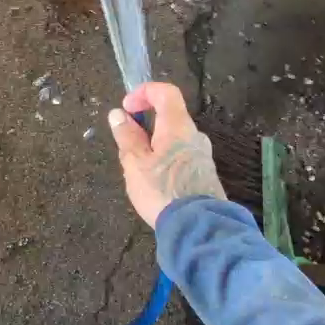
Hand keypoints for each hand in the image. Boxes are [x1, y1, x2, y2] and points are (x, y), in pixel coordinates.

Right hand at [108, 81, 224, 226]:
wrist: (200, 231)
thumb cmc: (163, 190)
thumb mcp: (134, 161)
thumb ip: (127, 135)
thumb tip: (119, 114)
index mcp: (178, 127)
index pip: (166, 92)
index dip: (143, 92)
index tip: (127, 109)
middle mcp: (195, 137)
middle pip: (169, 117)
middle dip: (145, 124)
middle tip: (127, 144)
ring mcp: (202, 158)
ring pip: (174, 139)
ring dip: (153, 144)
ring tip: (138, 168)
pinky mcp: (204, 176)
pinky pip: (181, 156)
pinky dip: (164, 158)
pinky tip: (155, 182)